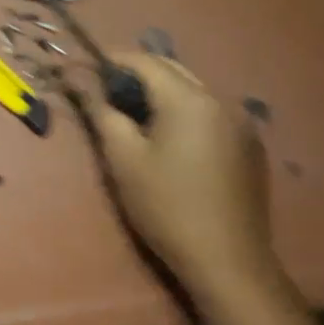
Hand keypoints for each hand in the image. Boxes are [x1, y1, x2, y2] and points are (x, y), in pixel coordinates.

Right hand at [83, 52, 275, 297]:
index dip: (110, 61)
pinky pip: (209, 112)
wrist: (228, 263)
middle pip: (171, 70)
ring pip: (191, 90)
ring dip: (159, 93)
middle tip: (103, 96)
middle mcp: (221, 102)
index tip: (83, 72)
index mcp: (190, 100)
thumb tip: (74, 75)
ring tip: (131, 118)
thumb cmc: (165, 206)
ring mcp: (242, 124)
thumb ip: (99, 108)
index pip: (144, 61)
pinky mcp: (249, 147)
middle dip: (135, 75)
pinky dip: (183, 112)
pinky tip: (166, 140)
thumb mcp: (122, 156)